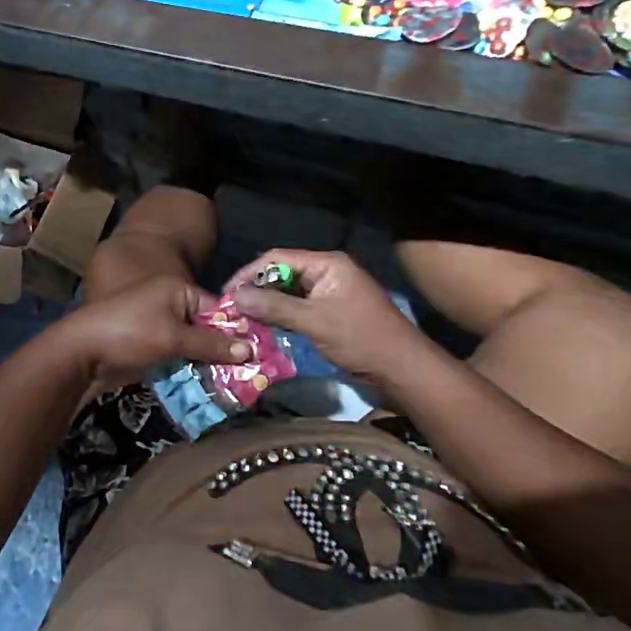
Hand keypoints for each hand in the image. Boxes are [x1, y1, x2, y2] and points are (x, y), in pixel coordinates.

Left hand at [48, 276, 250, 389]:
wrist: (83, 353)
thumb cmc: (129, 333)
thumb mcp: (173, 337)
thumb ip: (211, 343)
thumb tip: (250, 349)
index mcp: (177, 290)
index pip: (219, 308)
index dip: (239, 331)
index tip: (263, 354)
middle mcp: (171, 304)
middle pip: (209, 328)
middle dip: (227, 351)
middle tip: (256, 375)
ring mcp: (161, 327)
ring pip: (196, 346)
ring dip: (211, 364)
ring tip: (240, 386)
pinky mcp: (153, 349)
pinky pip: (181, 358)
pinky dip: (194, 371)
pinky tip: (213, 388)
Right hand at [224, 249, 426, 379]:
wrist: (404, 372)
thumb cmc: (362, 340)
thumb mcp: (314, 321)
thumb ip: (274, 306)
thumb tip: (235, 296)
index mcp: (327, 264)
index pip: (277, 258)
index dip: (249, 273)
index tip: (226, 294)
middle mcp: (327, 273)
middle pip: (280, 274)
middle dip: (255, 290)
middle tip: (231, 310)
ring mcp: (329, 294)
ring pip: (287, 293)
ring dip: (265, 305)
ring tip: (241, 320)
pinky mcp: (329, 313)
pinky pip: (296, 308)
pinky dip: (279, 316)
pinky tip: (263, 328)